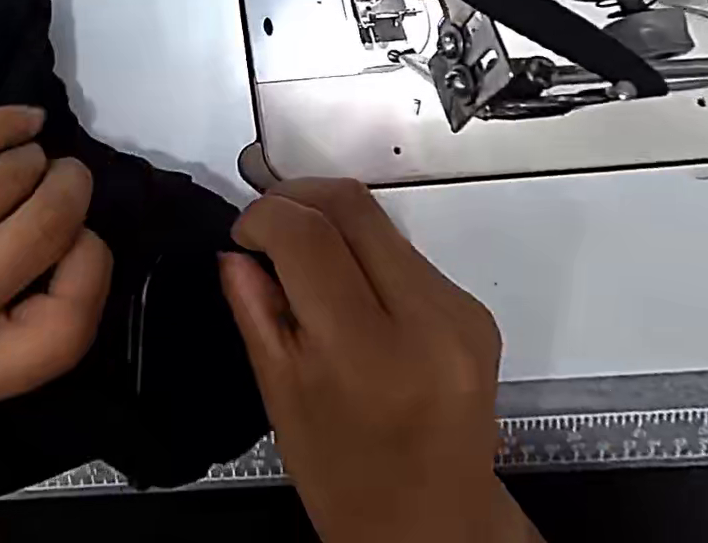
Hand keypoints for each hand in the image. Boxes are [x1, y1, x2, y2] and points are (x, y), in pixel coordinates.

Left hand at [0, 106, 112, 455]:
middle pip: (45, 226)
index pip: (69, 324)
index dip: (92, 267)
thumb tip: (77, 236)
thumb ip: (16, 335)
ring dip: (32, 160)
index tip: (77, 242)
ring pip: (6, 176)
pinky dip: (5, 123)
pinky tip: (21, 122)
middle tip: (65, 178)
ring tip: (28, 160)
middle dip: (70, 189)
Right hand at [219, 178, 540, 542]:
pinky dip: (358, 245)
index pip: (308, 237)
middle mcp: (428, 319)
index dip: (264, 216)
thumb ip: (253, 309)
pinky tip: (342, 280)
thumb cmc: (344, 475)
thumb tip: (235, 248)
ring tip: (299, 255)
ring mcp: (458, 309)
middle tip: (264, 226)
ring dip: (326, 219)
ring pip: (376, 217)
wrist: (437, 527)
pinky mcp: (472, 306)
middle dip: (294, 197)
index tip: (243, 234)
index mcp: (370, 355)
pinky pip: (399, 246)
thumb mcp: (279, 397)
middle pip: (350, 204)